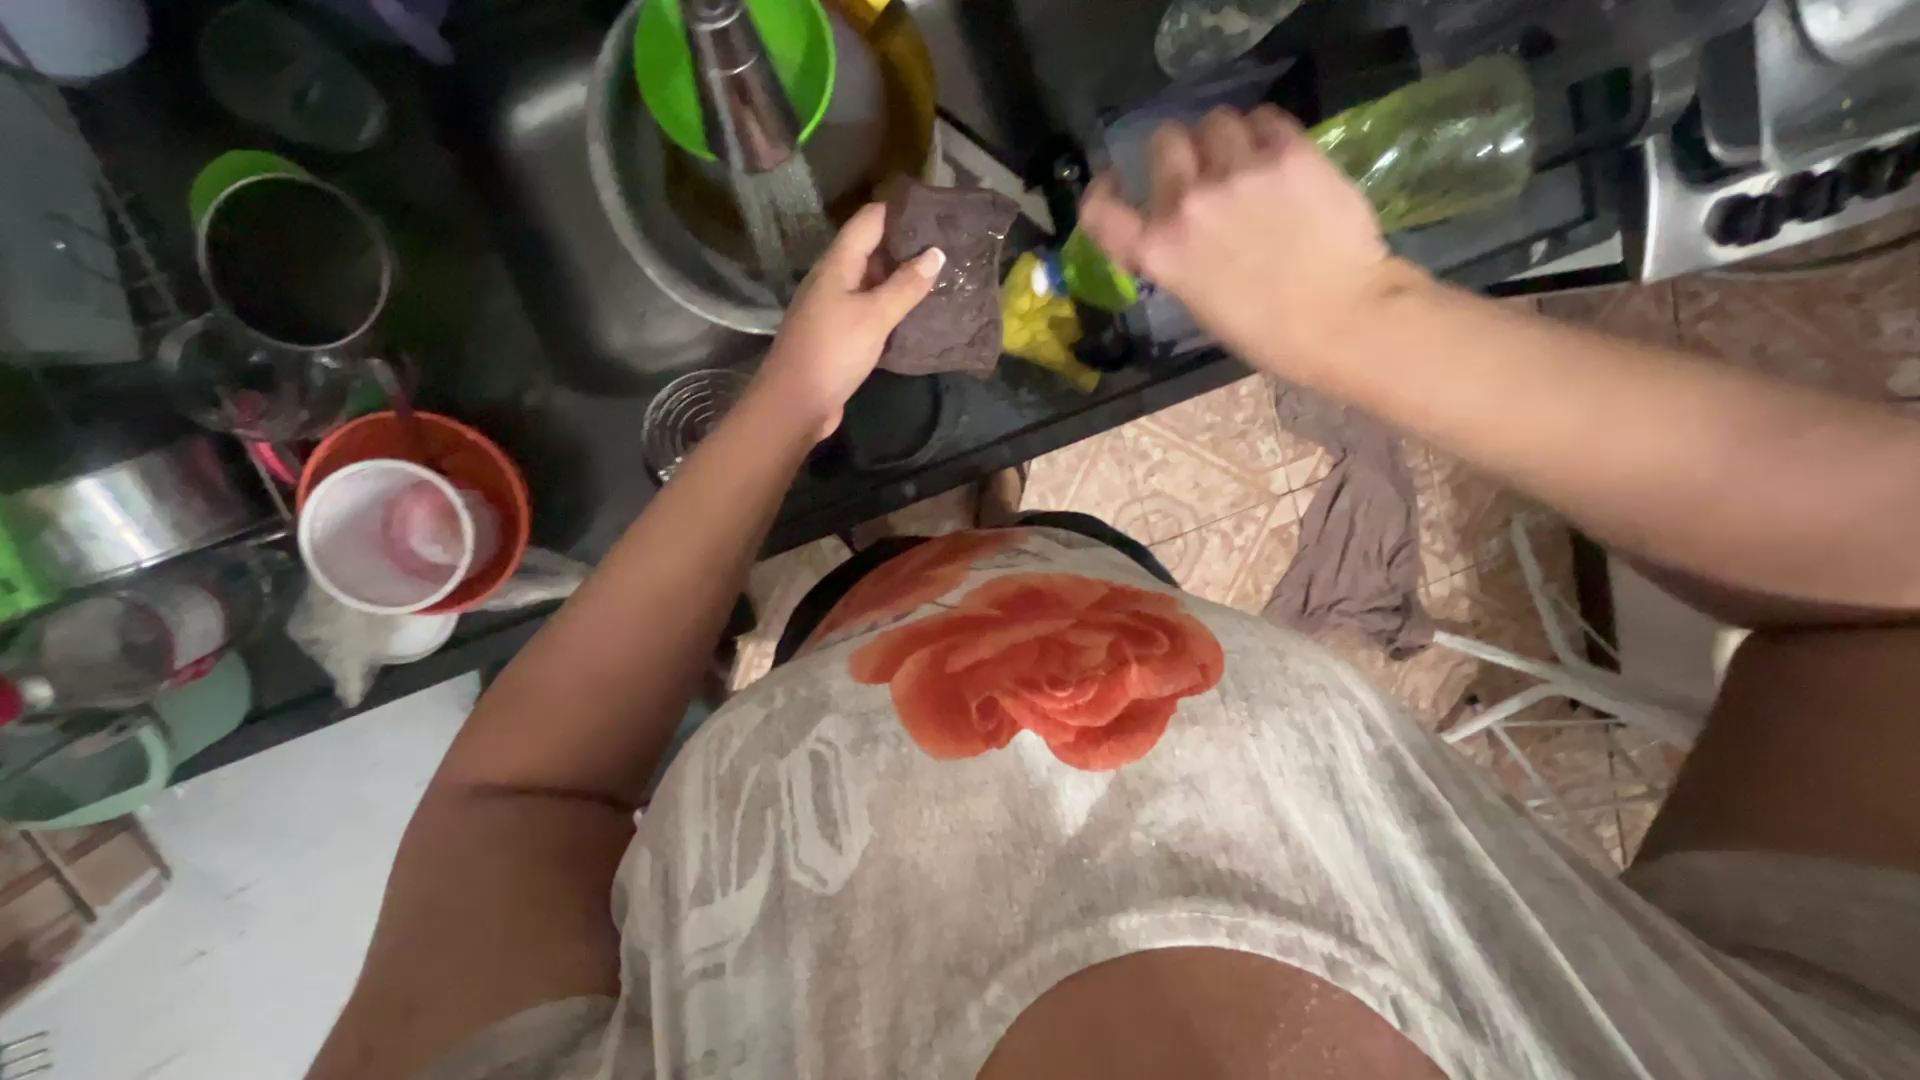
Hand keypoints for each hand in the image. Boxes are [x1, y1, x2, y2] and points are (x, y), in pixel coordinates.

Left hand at [753, 201, 945, 439]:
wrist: (795, 403)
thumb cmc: (833, 352)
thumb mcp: (874, 316)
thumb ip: (905, 286)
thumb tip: (936, 254)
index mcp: (837, 264)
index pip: (870, 220)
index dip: (901, 211)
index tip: (938, 212)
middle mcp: (834, 279)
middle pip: (872, 250)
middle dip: (908, 247)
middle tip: (950, 248)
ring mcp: (835, 308)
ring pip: (873, 283)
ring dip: (903, 280)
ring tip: (943, 278)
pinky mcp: (840, 335)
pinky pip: (871, 311)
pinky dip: (894, 309)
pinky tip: (920, 315)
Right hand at [1078, 105, 1409, 378]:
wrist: (1342, 318)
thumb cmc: (1267, 332)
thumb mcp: (1199, 301)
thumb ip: (1178, 256)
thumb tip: (1182, 227)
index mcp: (1160, 253)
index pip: (1102, 210)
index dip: (1102, 191)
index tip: (1114, 183)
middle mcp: (1188, 205)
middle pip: (1164, 141)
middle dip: (1178, 150)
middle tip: (1201, 167)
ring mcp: (1238, 173)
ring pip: (1216, 120)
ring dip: (1224, 137)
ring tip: (1246, 158)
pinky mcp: (1289, 153)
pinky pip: (1264, 118)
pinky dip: (1265, 132)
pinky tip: (1278, 155)